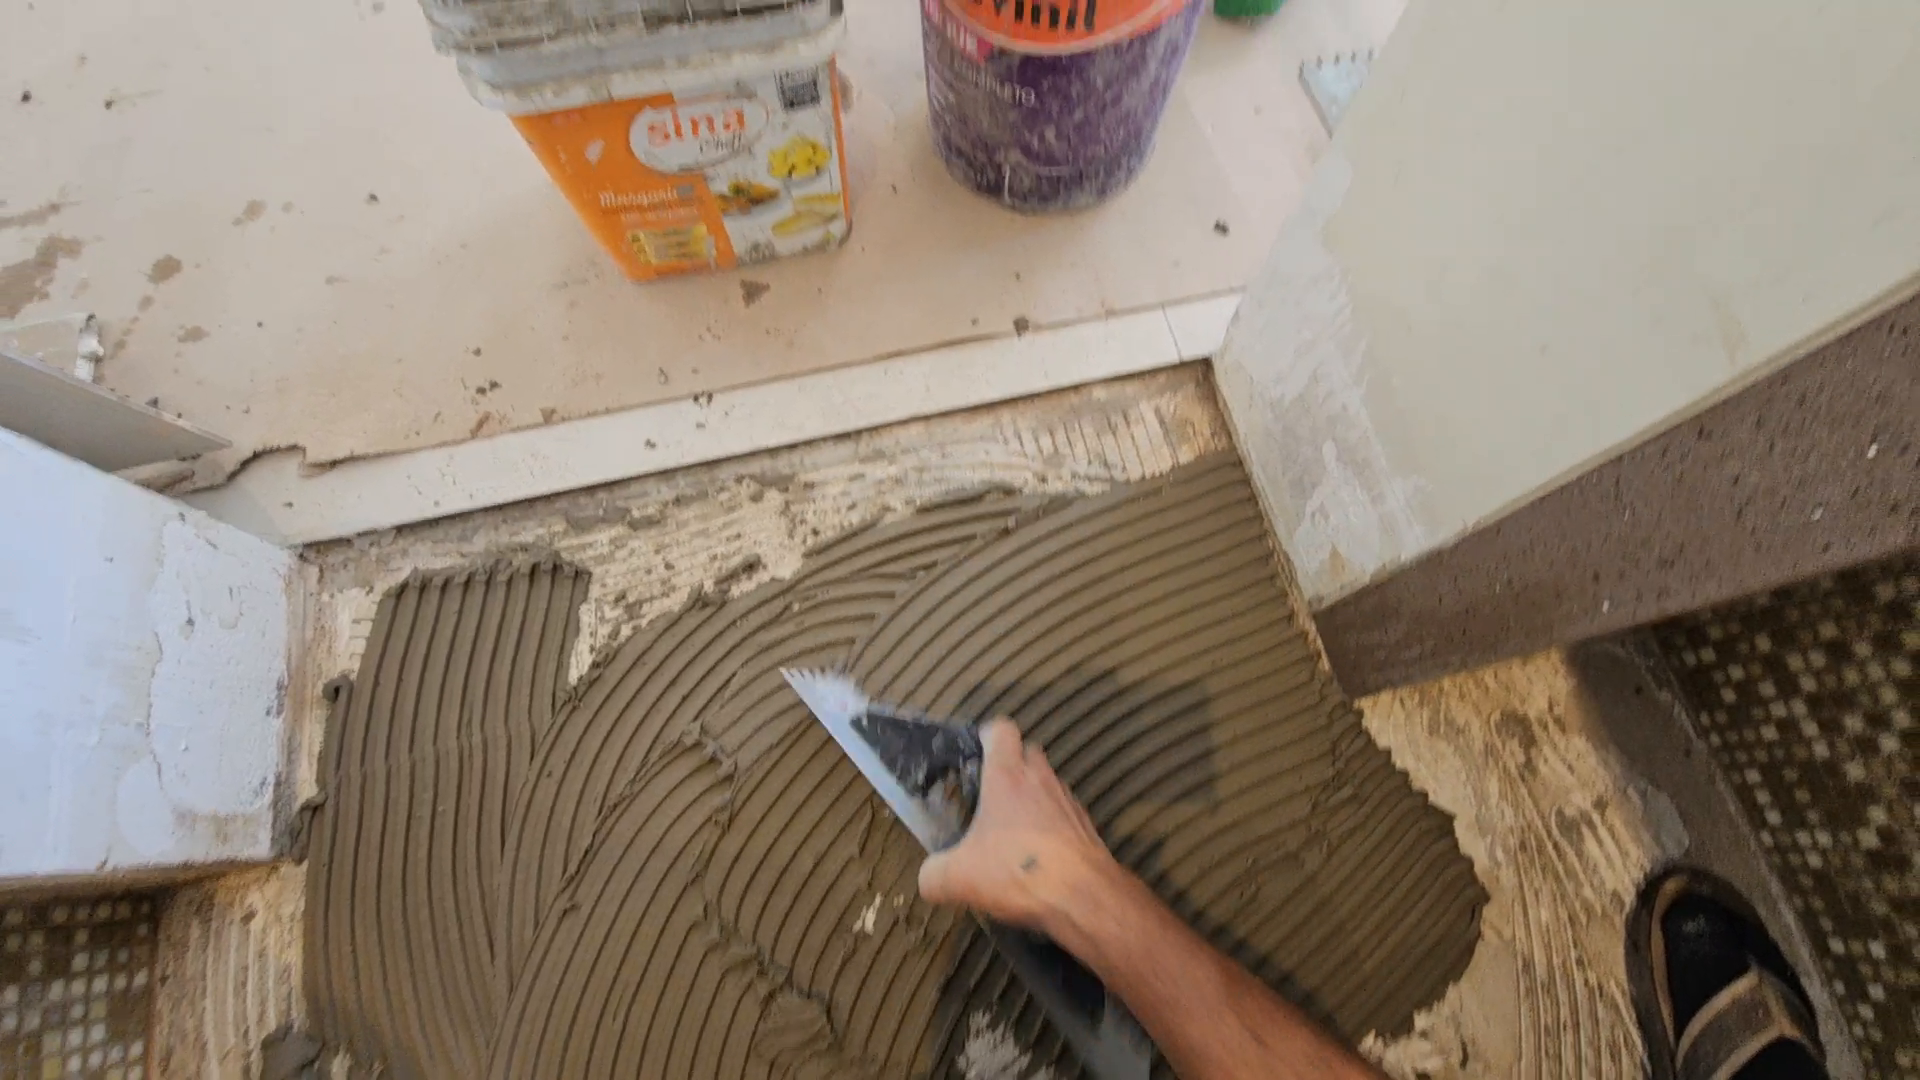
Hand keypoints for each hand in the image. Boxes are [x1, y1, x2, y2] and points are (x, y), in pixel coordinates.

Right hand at [917, 718, 1119, 932]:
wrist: (1084, 897)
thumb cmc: (1017, 870)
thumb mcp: (959, 878)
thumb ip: (933, 874)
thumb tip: (928, 878)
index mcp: (1007, 774)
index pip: (1001, 729)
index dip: (987, 736)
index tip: (976, 754)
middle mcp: (1040, 777)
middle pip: (1028, 752)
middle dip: (1012, 766)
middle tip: (992, 796)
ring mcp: (1067, 799)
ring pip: (1049, 782)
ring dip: (1034, 796)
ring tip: (1016, 829)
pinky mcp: (1086, 825)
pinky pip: (1065, 812)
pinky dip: (1053, 824)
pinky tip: (1041, 854)